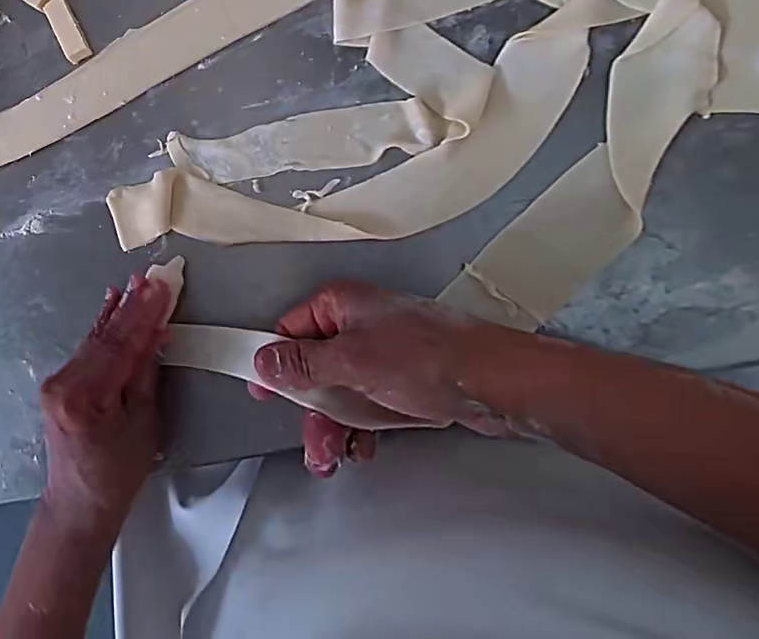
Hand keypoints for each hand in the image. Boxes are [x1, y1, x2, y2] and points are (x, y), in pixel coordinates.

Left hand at [37, 271, 170, 536]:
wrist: (79, 504)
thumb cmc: (115, 476)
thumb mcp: (144, 425)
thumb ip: (145, 373)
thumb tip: (156, 334)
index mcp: (84, 399)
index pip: (122, 346)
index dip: (145, 315)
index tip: (162, 290)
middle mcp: (63, 384)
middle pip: (107, 337)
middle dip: (134, 306)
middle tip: (154, 279)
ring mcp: (57, 381)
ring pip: (95, 338)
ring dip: (120, 310)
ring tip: (138, 284)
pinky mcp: (58, 381)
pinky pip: (86, 347)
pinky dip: (103, 326)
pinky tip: (112, 303)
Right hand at [251, 280, 523, 475]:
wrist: (495, 382)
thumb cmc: (432, 356)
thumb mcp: (352, 362)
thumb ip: (303, 363)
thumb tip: (265, 361)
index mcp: (339, 304)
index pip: (288, 330)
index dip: (274, 362)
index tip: (263, 389)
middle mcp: (356, 323)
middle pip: (312, 367)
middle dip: (311, 409)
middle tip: (314, 437)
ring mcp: (378, 351)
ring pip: (338, 390)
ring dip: (334, 425)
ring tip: (337, 453)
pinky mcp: (397, 376)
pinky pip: (363, 402)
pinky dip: (359, 426)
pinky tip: (363, 444)